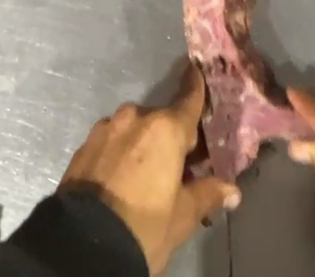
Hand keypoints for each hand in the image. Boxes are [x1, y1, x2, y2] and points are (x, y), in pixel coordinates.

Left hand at [59, 62, 240, 273]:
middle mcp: (135, 118)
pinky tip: (121, 177)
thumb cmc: (143, 225)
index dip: (196, 86)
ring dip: (142, 145)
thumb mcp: (183, 216)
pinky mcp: (84, 145)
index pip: (189, 99)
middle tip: (178, 164)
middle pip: (161, 120)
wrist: (82, 245)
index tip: (197, 69)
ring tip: (145, 175)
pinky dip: (120, 153)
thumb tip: (232, 191)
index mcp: (166, 128)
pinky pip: (111, 142)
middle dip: (170, 137)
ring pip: (133, 130)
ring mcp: (105, 129)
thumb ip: (207, 195)